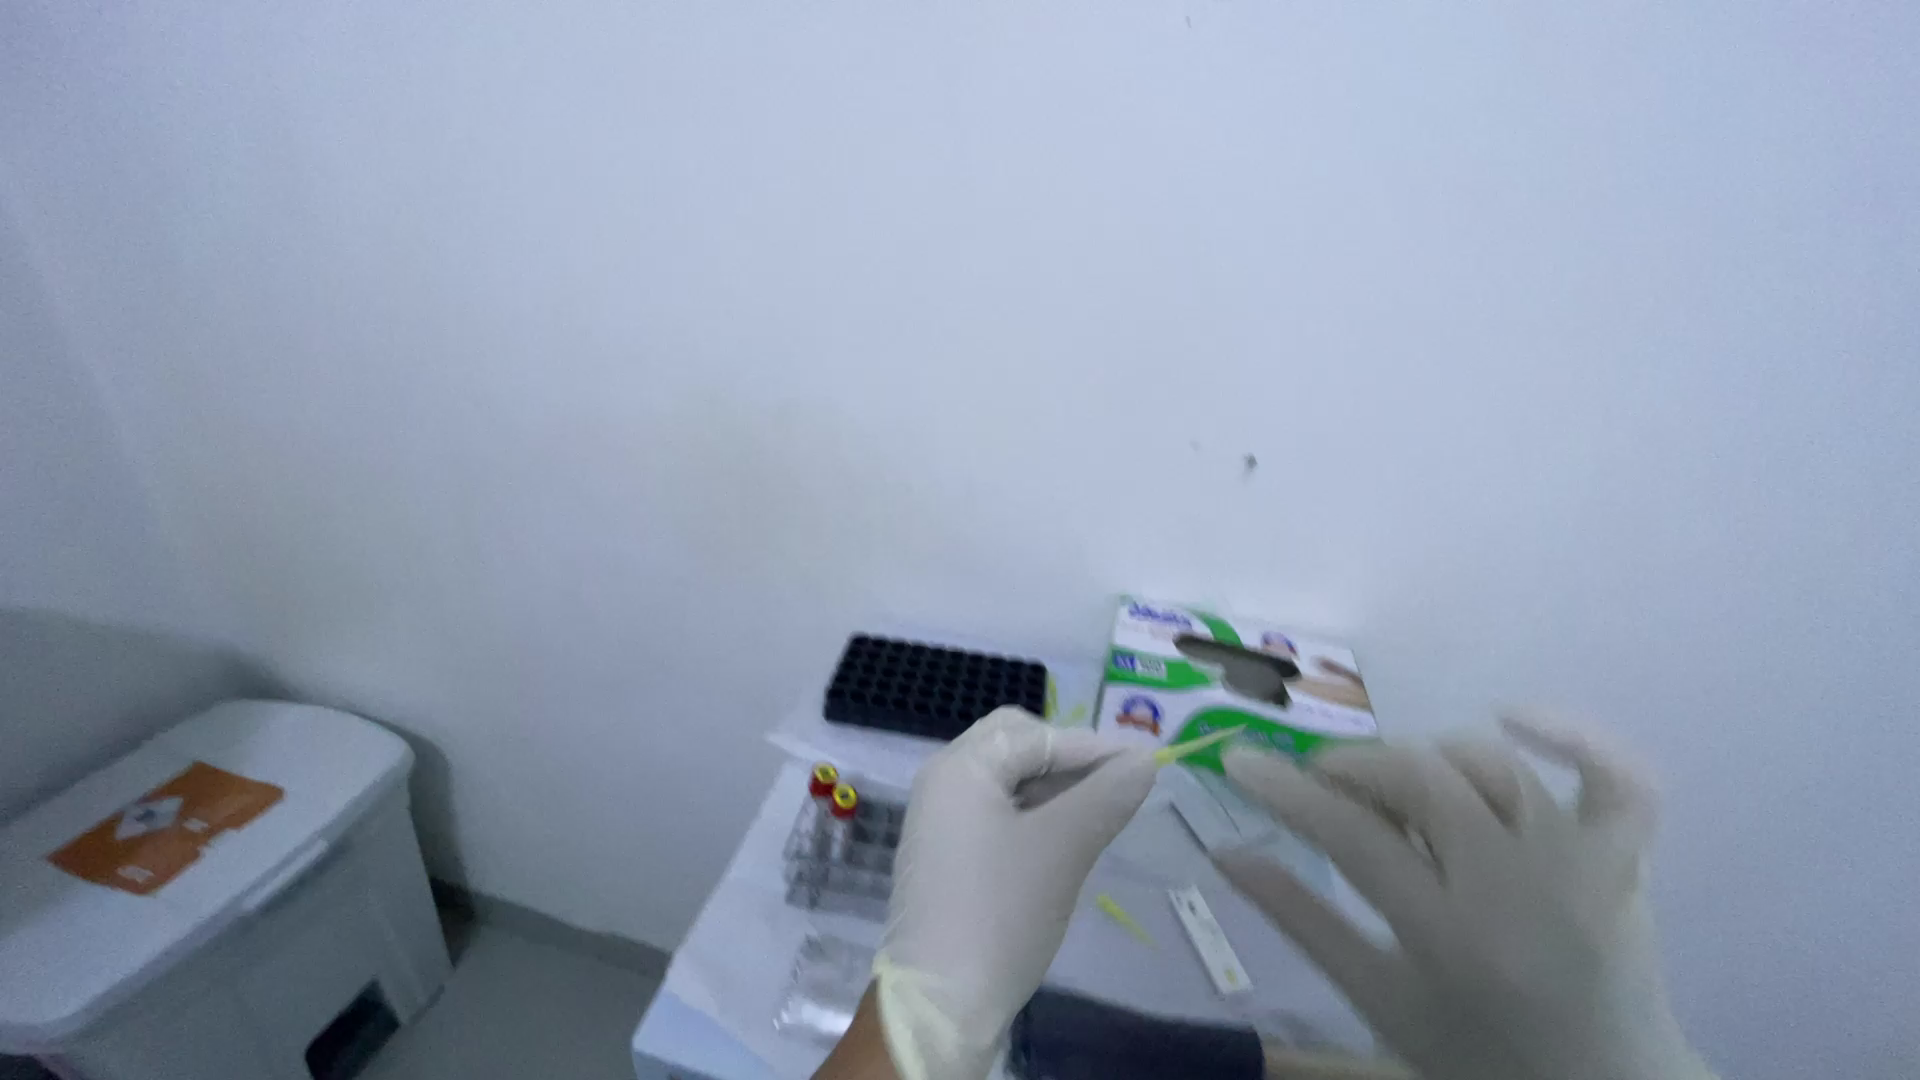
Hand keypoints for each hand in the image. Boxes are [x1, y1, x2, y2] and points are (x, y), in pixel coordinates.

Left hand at [871, 707, 1158, 1079]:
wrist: (939, 1005)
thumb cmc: (1001, 913)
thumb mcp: (1063, 848)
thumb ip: (1106, 796)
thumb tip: (1146, 759)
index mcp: (960, 766)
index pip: (1036, 735)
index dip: (1093, 746)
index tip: (1146, 763)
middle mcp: (943, 780)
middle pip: (1014, 746)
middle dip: (1068, 760)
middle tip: (1116, 784)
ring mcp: (940, 818)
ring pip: (1007, 780)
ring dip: (1054, 788)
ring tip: (1100, 810)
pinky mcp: (947, 852)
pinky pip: (996, 812)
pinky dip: (1034, 814)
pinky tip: (1064, 836)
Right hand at [1215, 711, 1712, 1079]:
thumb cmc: (1476, 1055)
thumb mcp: (1377, 998)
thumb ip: (1299, 919)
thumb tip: (1224, 853)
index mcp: (1453, 939)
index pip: (1354, 837)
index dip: (1286, 790)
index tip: (1238, 761)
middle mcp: (1523, 889)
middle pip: (1423, 781)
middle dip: (1353, 767)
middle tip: (1320, 783)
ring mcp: (1584, 868)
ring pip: (1490, 766)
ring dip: (1424, 760)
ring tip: (1394, 789)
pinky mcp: (1626, 860)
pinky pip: (1620, 780)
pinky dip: (1573, 735)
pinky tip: (1510, 717)